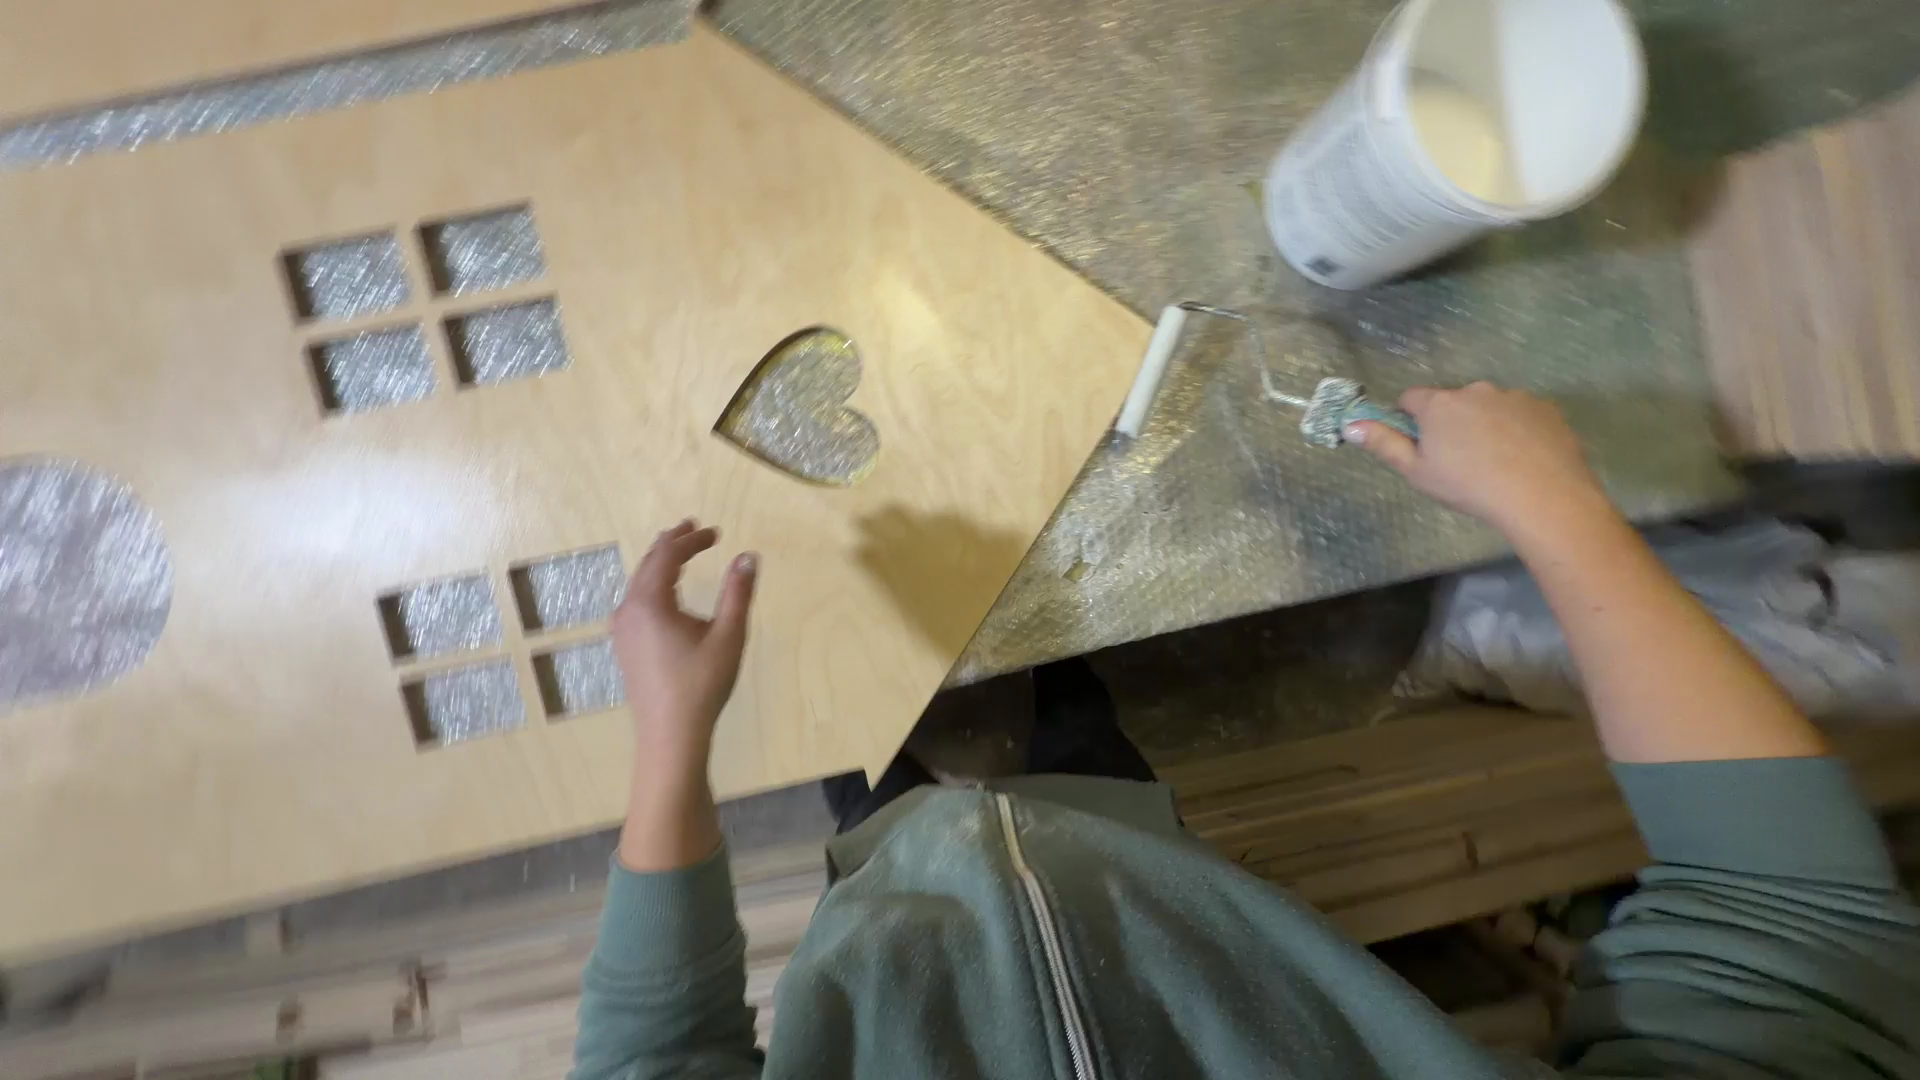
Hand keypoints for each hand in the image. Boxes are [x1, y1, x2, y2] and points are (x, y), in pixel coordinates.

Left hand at [611, 519, 757, 786]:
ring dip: (661, 564)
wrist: (671, 733)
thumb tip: (748, 556)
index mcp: (650, 603)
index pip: (667, 556)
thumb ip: (737, 593)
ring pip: (639, 584)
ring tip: (681, 553)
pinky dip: (654, 585)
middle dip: (672, 545)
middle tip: (695, 529)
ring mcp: (622, 630)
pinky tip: (667, 593)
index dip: (691, 540)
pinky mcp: (625, 646)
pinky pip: (637, 601)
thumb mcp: (728, 635)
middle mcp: (629, 610)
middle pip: (648, 565)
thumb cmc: (702, 683)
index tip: (715, 532)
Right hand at [1345, 382, 1607, 533]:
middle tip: (1454, 458)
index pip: (1411, 397)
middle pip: (1451, 401)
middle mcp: (1475, 390)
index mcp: (1439, 404)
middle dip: (1447, 421)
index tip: (1416, 442)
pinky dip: (1513, 429)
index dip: (1407, 418)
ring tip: (1491, 461)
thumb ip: (1384, 444)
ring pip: (1486, 406)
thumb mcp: (1416, 471)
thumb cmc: (1468, 485)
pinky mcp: (1546, 408)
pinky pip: (1518, 414)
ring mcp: (1514, 396)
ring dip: (1481, 423)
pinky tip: (1519, 458)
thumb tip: (1350, 425)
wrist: (1543, 496)